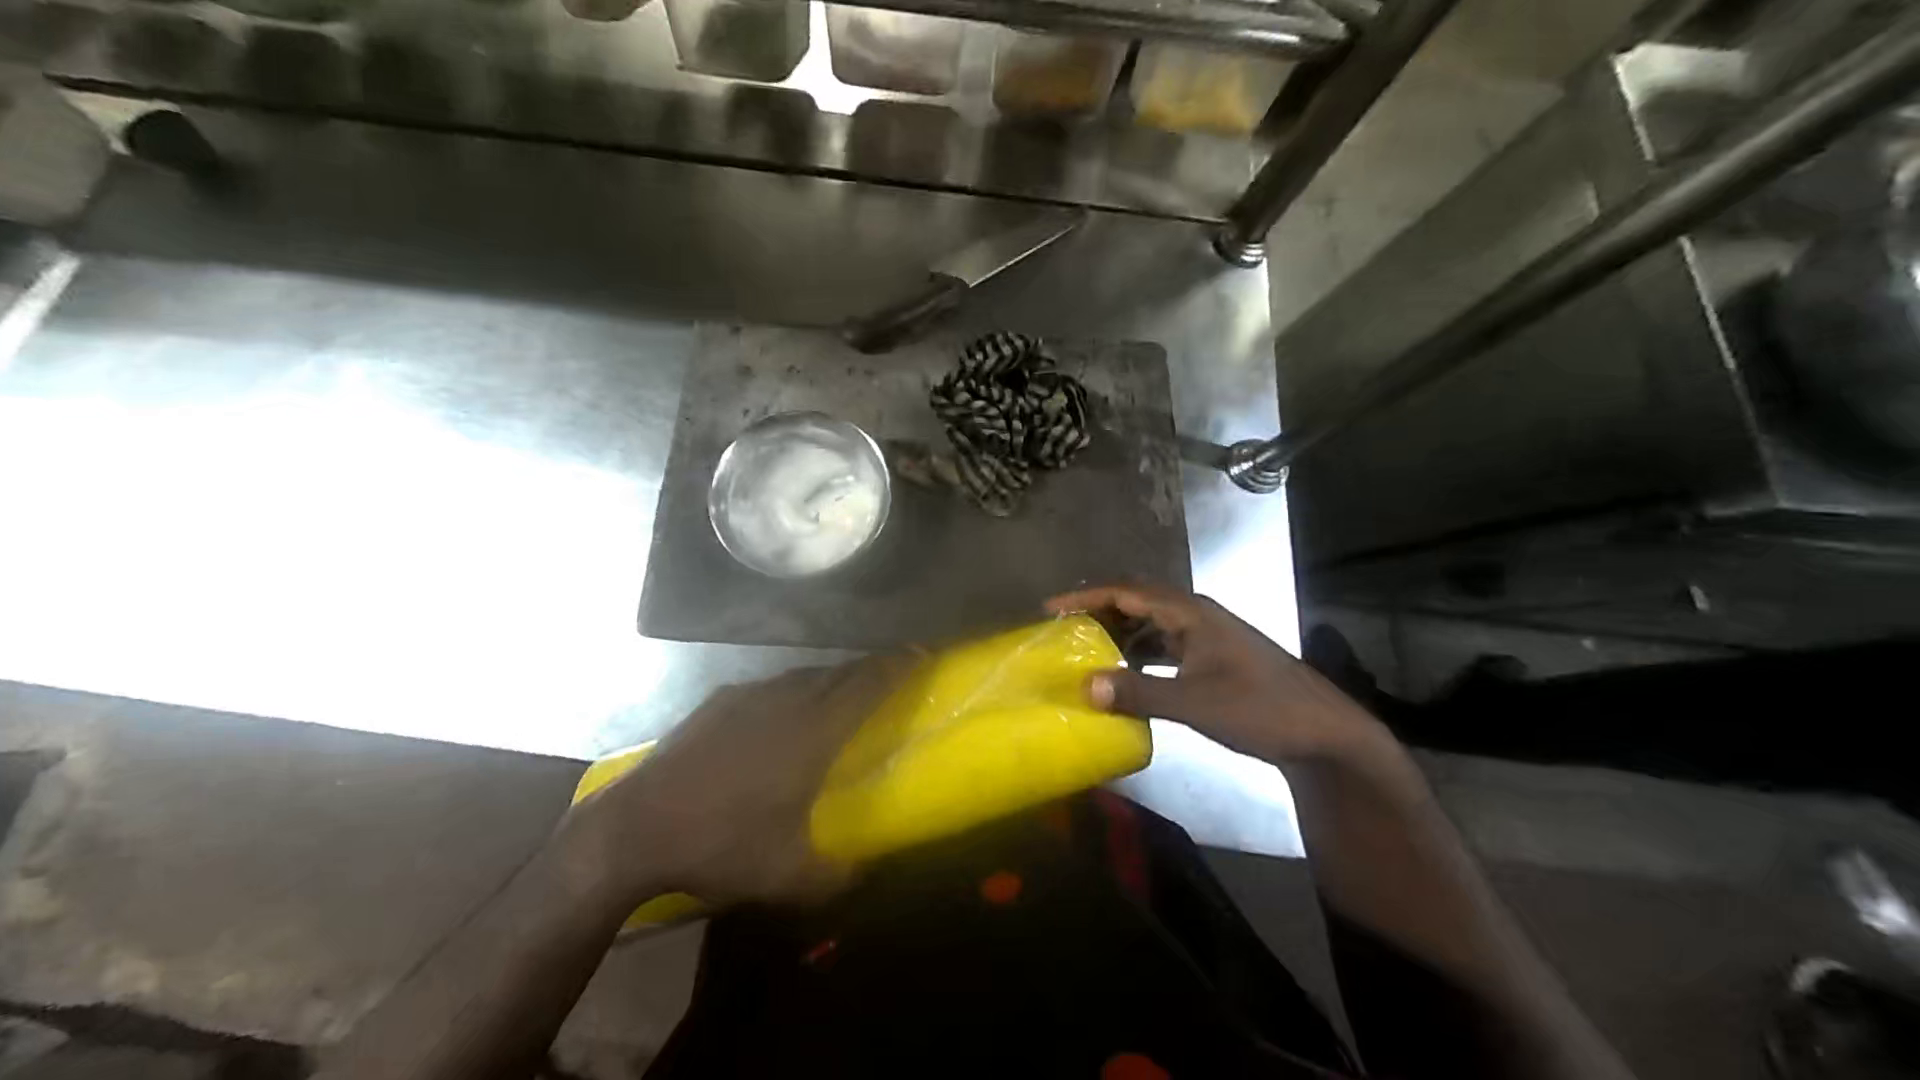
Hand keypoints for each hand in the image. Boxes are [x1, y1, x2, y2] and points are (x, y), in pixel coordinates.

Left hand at [563, 654, 910, 906]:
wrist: (634, 828)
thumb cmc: (720, 845)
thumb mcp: (788, 877)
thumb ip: (837, 876)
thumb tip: (866, 873)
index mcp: (813, 733)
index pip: (867, 685)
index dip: (898, 665)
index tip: (923, 653)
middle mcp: (786, 702)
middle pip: (841, 673)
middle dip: (872, 668)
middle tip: (894, 672)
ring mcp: (749, 697)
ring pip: (805, 676)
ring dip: (833, 679)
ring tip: (846, 691)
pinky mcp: (719, 702)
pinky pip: (772, 685)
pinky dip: (795, 689)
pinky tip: (786, 710)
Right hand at [1046, 584, 1388, 765]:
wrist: (1323, 733)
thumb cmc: (1261, 709)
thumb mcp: (1195, 703)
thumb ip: (1138, 693)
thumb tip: (1083, 686)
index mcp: (1190, 613)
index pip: (1128, 592)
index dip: (1086, 597)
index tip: (1049, 607)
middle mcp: (1196, 616)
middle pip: (1137, 602)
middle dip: (1098, 612)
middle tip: (1061, 630)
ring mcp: (1206, 637)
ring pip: (1150, 625)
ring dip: (1118, 634)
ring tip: (1084, 651)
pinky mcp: (1212, 657)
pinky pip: (1163, 646)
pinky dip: (1138, 655)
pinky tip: (1124, 674)